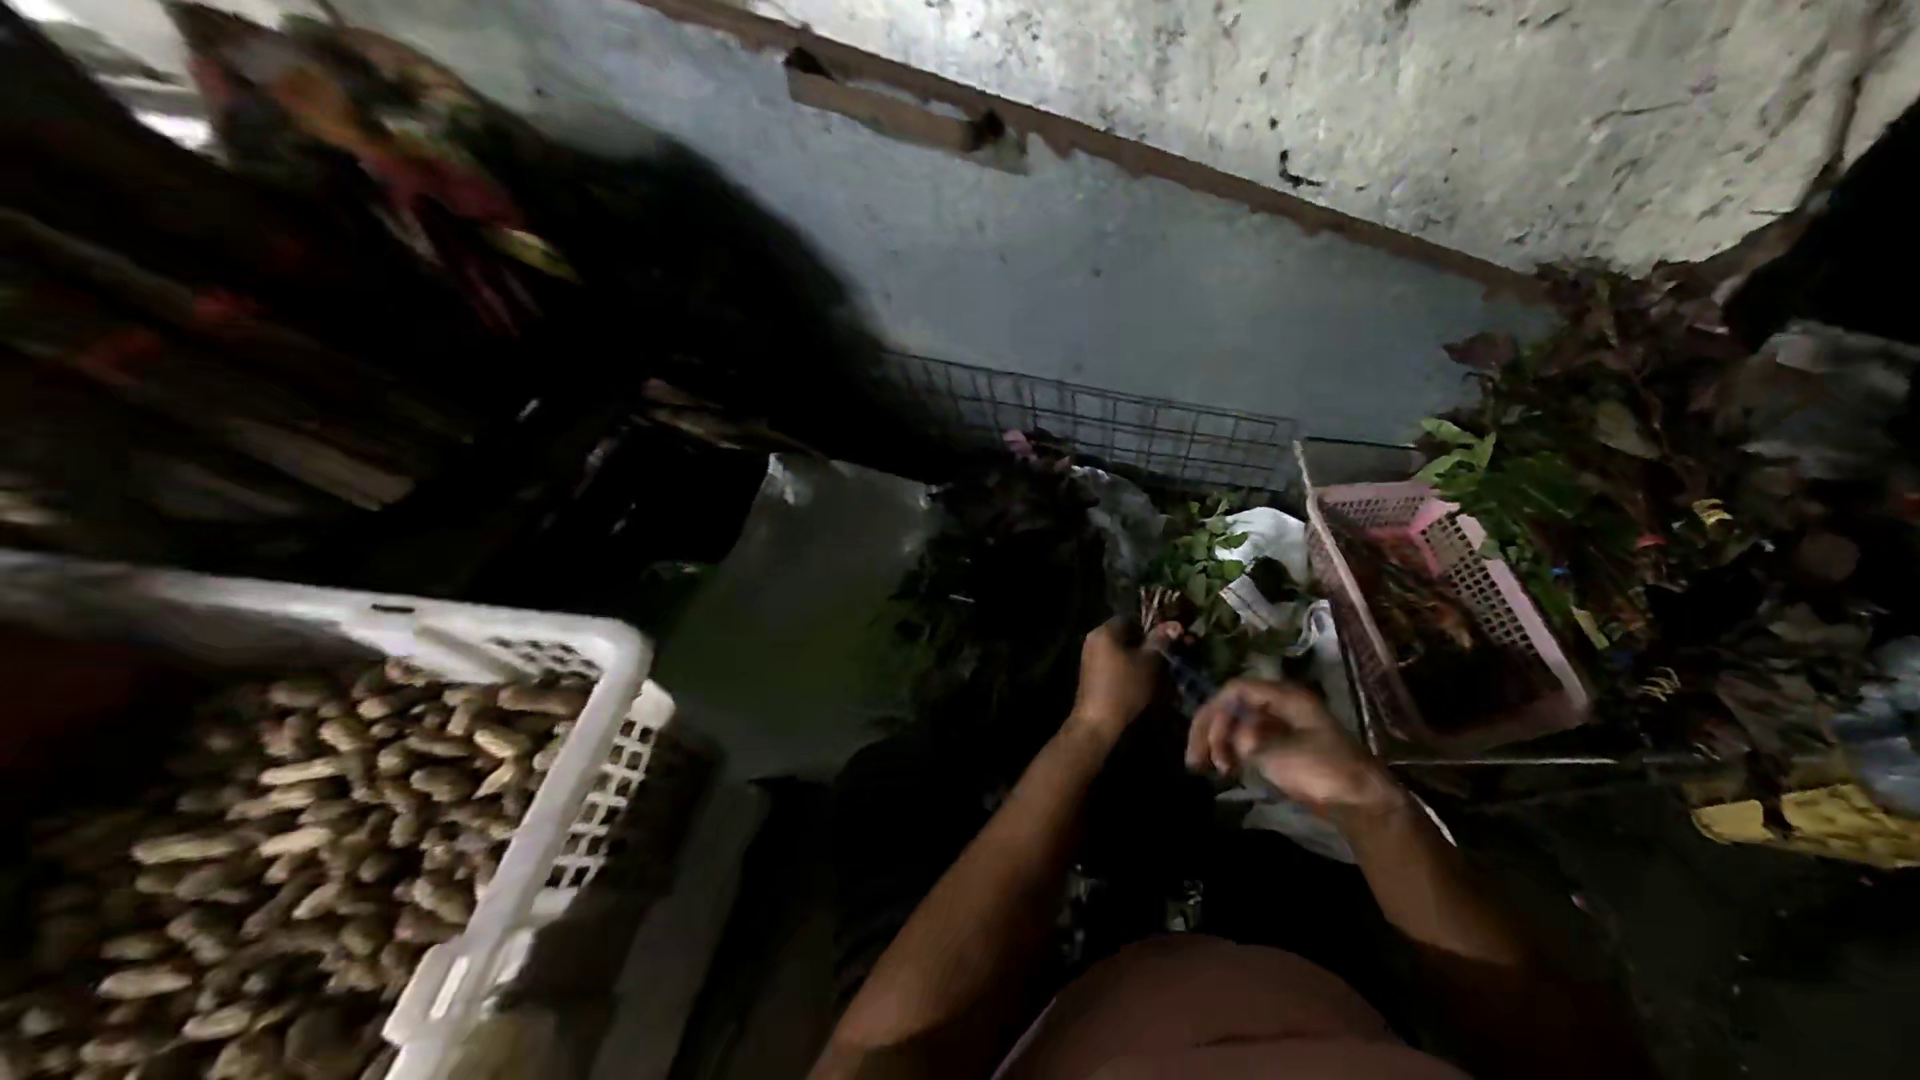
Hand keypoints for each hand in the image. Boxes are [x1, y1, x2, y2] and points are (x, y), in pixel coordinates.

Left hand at [1069, 619, 1179, 736]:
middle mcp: (1093, 639)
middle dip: (1145, 643)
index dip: (1151, 627)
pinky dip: (1126, 666)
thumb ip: (1160, 642)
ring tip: (1155, 669)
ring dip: (1136, 656)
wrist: (1097, 720)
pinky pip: (1112, 661)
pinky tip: (1139, 679)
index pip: (1131, 618)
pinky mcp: (1090, 672)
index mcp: (1104, 631)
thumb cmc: (1124, 688)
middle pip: (1124, 634)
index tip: (1167, 639)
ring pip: (1119, 649)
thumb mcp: (1148, 663)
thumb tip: (1175, 624)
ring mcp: (1089, 656)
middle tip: (1164, 655)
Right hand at [1187, 678, 1404, 818]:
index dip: (1214, 711)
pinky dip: (1232, 752)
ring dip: (1219, 743)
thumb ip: (1245, 740)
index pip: (1236, 690)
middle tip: (1195, 758)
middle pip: (1233, 706)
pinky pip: (1247, 741)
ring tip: (1212, 768)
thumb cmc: (1324, 773)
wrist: (1362, 804)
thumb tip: (1230, 738)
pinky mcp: (1284, 747)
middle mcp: (1281, 705)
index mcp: (1285, 697)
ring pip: (1238, 724)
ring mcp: (1283, 726)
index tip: (1202, 740)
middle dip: (1211, 730)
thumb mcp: (1278, 754)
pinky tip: (1225, 769)